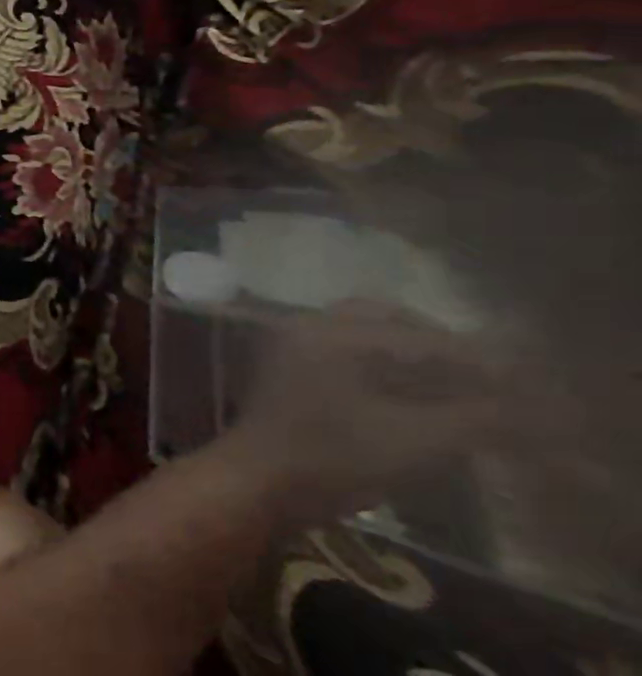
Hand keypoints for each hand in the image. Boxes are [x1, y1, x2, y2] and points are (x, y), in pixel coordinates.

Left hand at [220, 304, 517, 515]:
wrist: (262, 480)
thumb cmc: (332, 455)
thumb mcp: (419, 438)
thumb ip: (482, 417)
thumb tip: (538, 407)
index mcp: (327, 333)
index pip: (419, 335)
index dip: (480, 360)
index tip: (530, 385)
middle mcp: (306, 329)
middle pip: (389, 321)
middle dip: (443, 347)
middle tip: (492, 381)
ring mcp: (295, 350)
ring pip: (369, 338)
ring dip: (419, 359)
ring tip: (468, 394)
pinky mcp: (296, 374)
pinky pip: (352, 357)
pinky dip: (393, 371)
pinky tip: (428, 401)